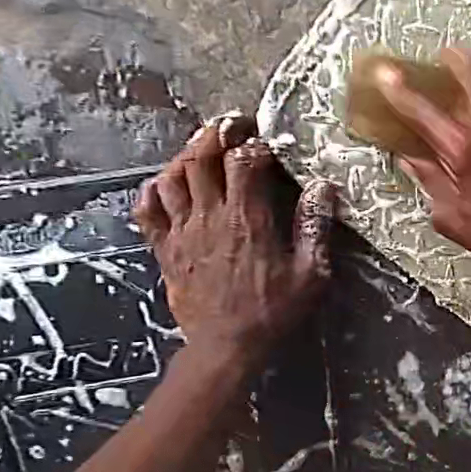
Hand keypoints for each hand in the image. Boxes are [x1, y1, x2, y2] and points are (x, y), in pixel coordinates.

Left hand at [133, 115, 335, 365]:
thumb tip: (323, 187)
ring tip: (201, 149)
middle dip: (215, 133)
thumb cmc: (272, 310)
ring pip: (172, 178)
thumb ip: (315, 227)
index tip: (267, 141)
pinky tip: (164, 186)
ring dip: (185, 156)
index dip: (254, 142)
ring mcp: (182, 232)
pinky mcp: (165, 250)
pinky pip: (147, 212)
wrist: (226, 346)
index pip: (243, 160)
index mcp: (247, 218)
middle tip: (230, 125)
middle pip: (201, 158)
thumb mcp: (310, 274)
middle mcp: (210, 216)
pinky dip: (153, 192)